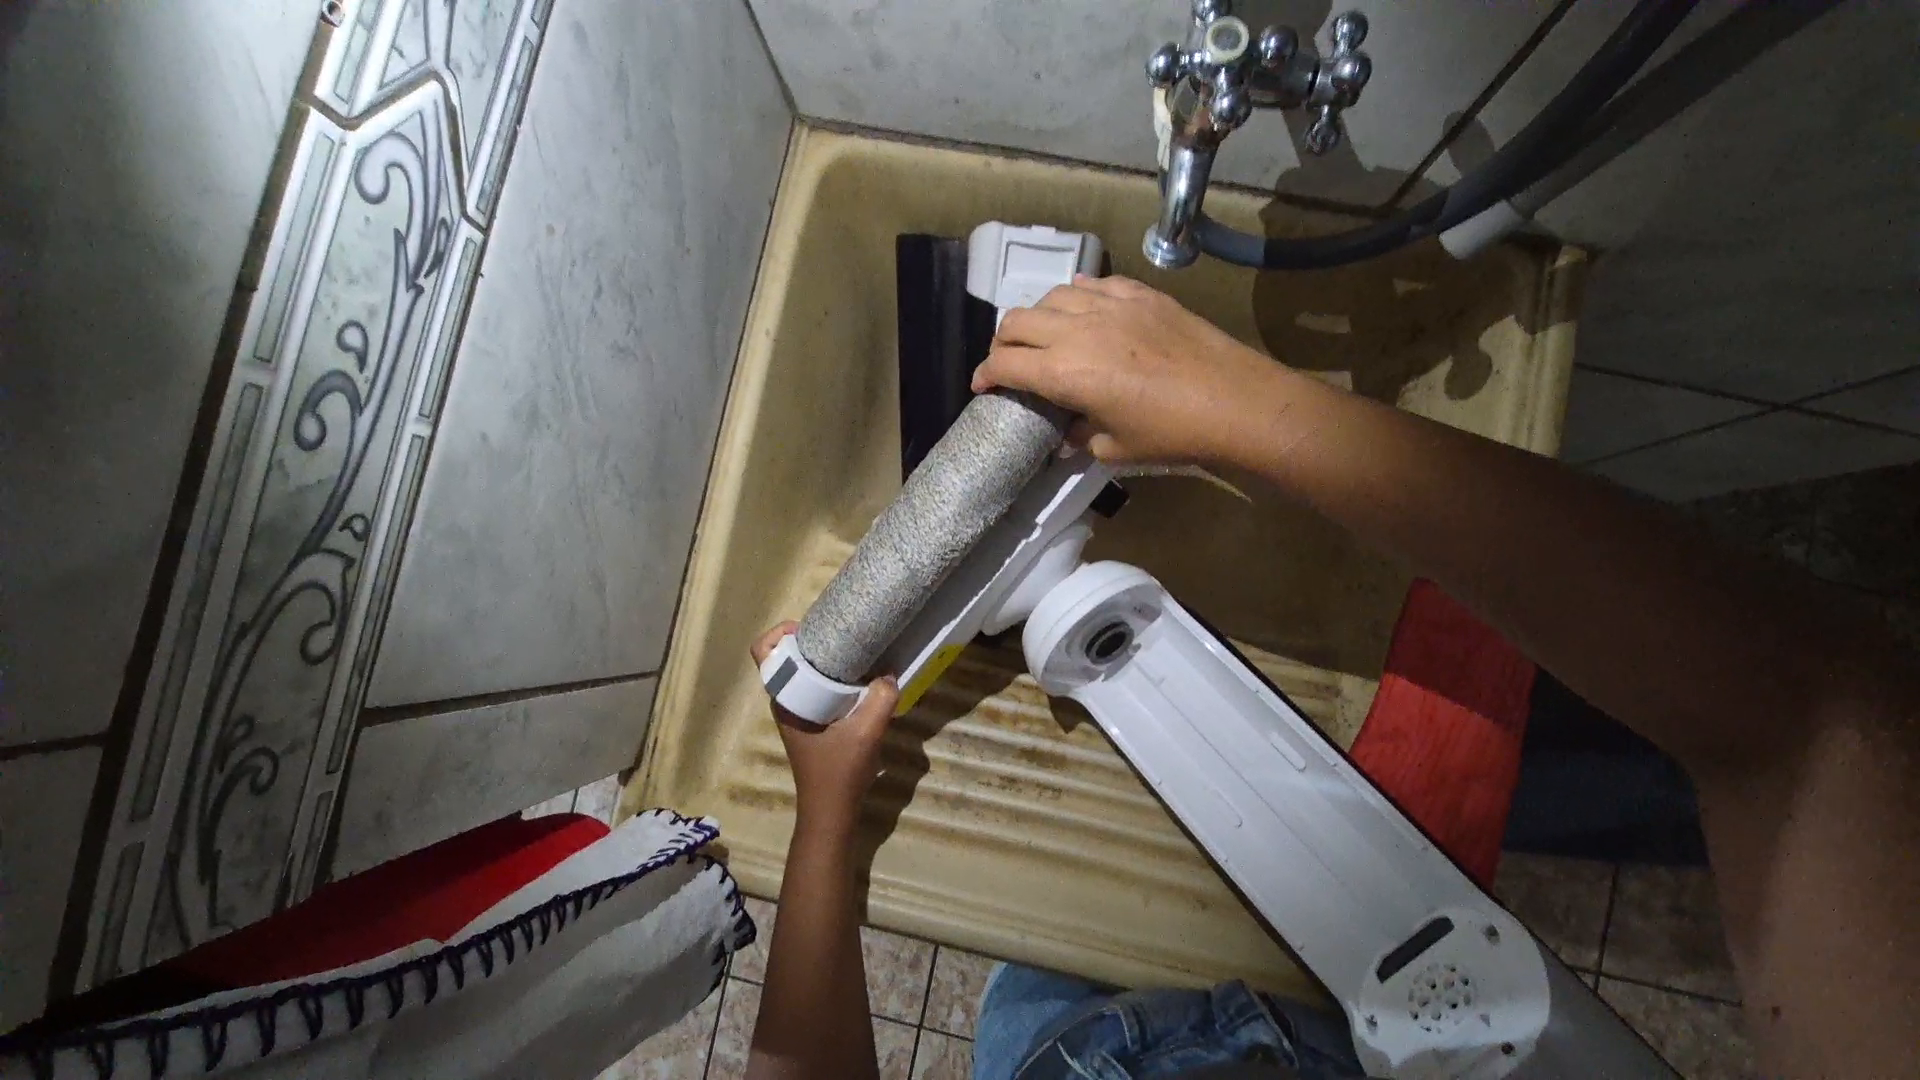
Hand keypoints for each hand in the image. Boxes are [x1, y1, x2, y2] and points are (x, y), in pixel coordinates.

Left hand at [752, 622, 900, 833]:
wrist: (832, 812)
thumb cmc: (840, 772)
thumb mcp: (867, 733)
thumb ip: (881, 699)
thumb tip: (889, 673)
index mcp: (785, 698)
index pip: (764, 652)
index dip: (780, 631)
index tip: (812, 628)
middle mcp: (786, 700)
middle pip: (787, 655)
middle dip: (812, 639)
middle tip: (844, 634)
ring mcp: (798, 710)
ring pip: (804, 670)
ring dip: (825, 657)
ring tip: (855, 651)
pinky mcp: (812, 720)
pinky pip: (816, 685)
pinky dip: (833, 675)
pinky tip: (860, 679)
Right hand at [972, 275, 1286, 466]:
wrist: (1234, 400)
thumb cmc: (1171, 434)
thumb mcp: (1114, 449)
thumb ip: (1079, 435)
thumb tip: (1067, 429)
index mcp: (1066, 373)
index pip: (1006, 365)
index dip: (985, 376)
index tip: (982, 387)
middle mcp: (1078, 330)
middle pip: (1016, 322)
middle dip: (1002, 344)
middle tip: (1009, 364)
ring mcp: (1110, 305)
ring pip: (1050, 296)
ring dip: (1037, 318)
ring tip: (1045, 337)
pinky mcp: (1139, 293)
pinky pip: (1092, 284)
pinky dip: (1075, 297)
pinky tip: (1081, 309)